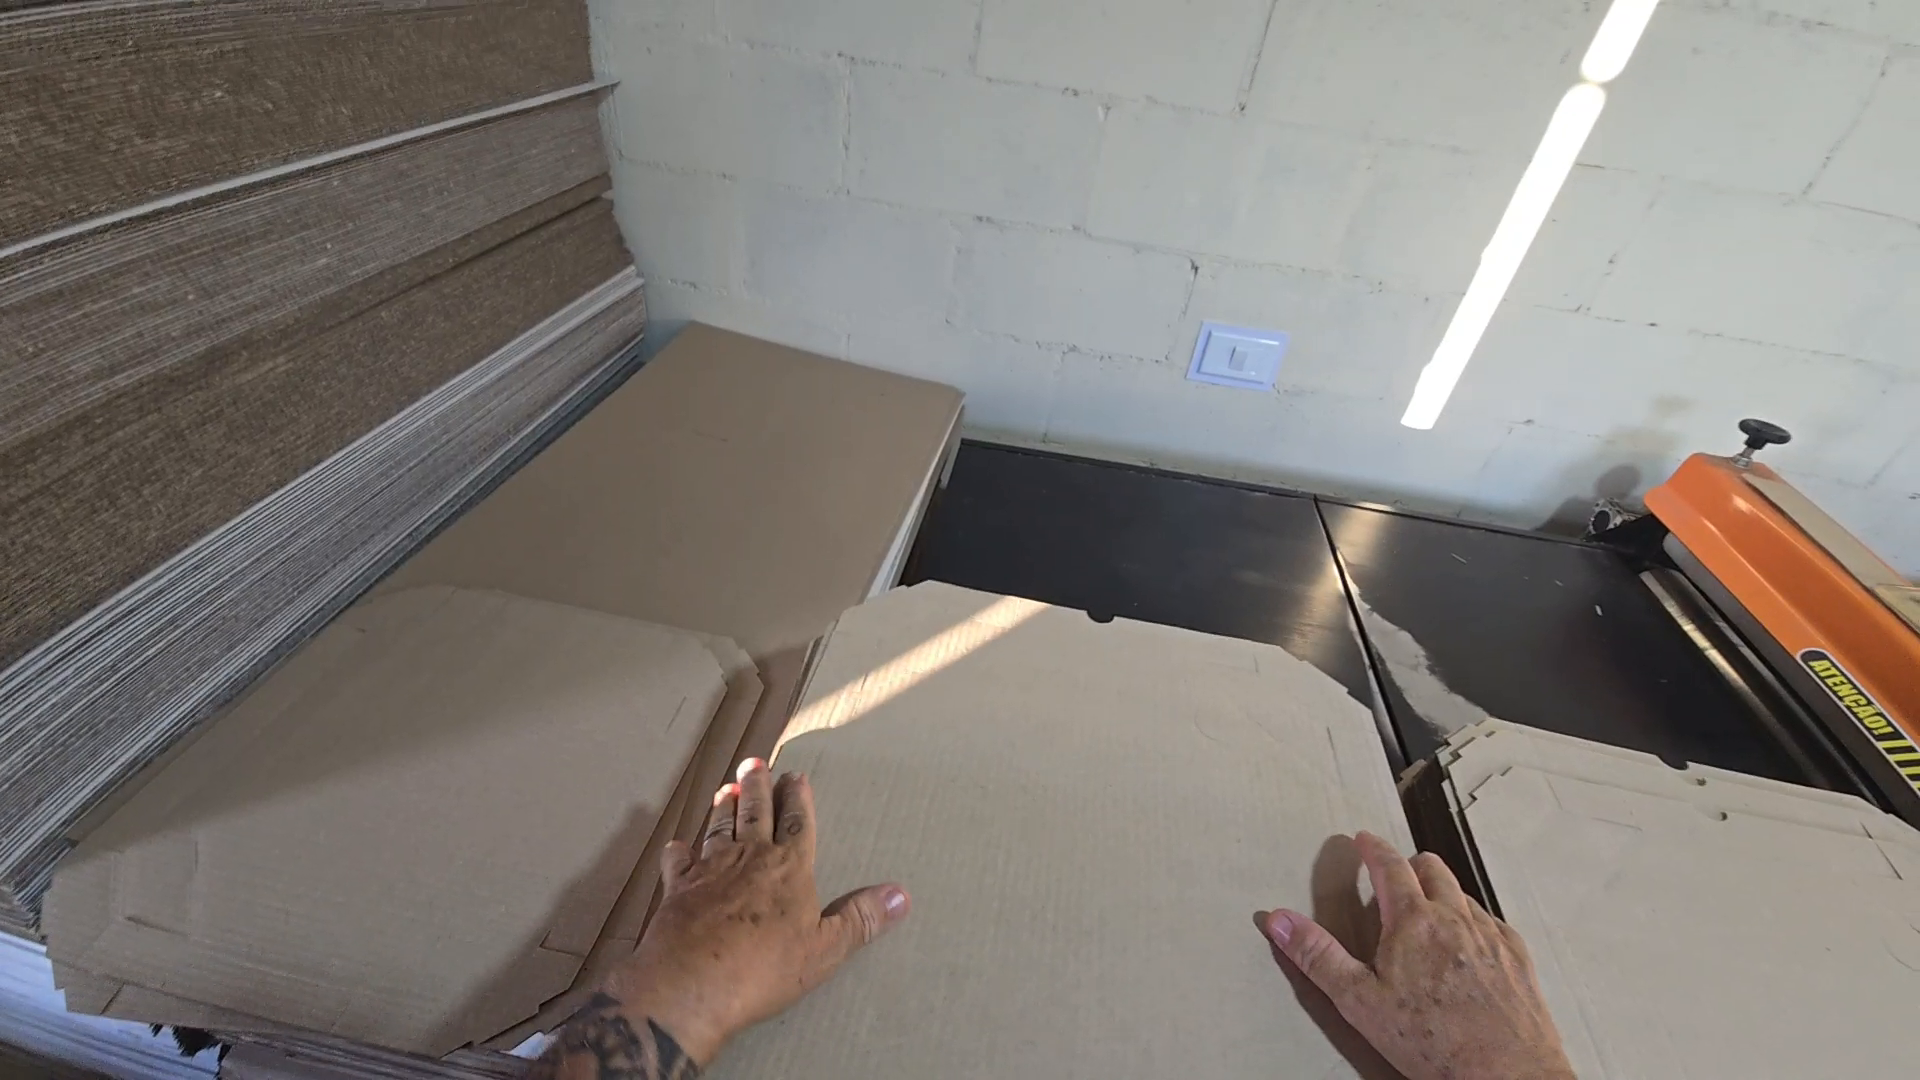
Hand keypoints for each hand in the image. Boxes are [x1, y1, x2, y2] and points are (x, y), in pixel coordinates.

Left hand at [604, 759, 910, 1064]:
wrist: (689, 985)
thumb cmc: (763, 968)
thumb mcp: (826, 949)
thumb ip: (861, 918)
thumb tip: (902, 895)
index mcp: (789, 867)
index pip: (798, 822)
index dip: (798, 798)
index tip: (795, 775)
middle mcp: (750, 857)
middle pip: (756, 813)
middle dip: (758, 786)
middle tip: (754, 761)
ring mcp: (710, 870)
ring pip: (720, 828)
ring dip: (724, 808)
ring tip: (726, 790)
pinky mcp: (677, 889)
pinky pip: (679, 862)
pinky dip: (679, 852)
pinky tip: (678, 846)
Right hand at [1260, 832, 1574, 1079]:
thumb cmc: (1432, 1042)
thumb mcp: (1359, 1001)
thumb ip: (1317, 955)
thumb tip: (1278, 919)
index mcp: (1412, 920)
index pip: (1389, 866)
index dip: (1374, 848)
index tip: (1364, 839)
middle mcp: (1454, 919)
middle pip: (1432, 869)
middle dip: (1411, 864)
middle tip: (1397, 871)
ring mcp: (1491, 939)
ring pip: (1464, 894)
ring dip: (1443, 890)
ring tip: (1430, 904)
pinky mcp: (1520, 963)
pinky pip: (1495, 923)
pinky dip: (1476, 919)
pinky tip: (1471, 938)